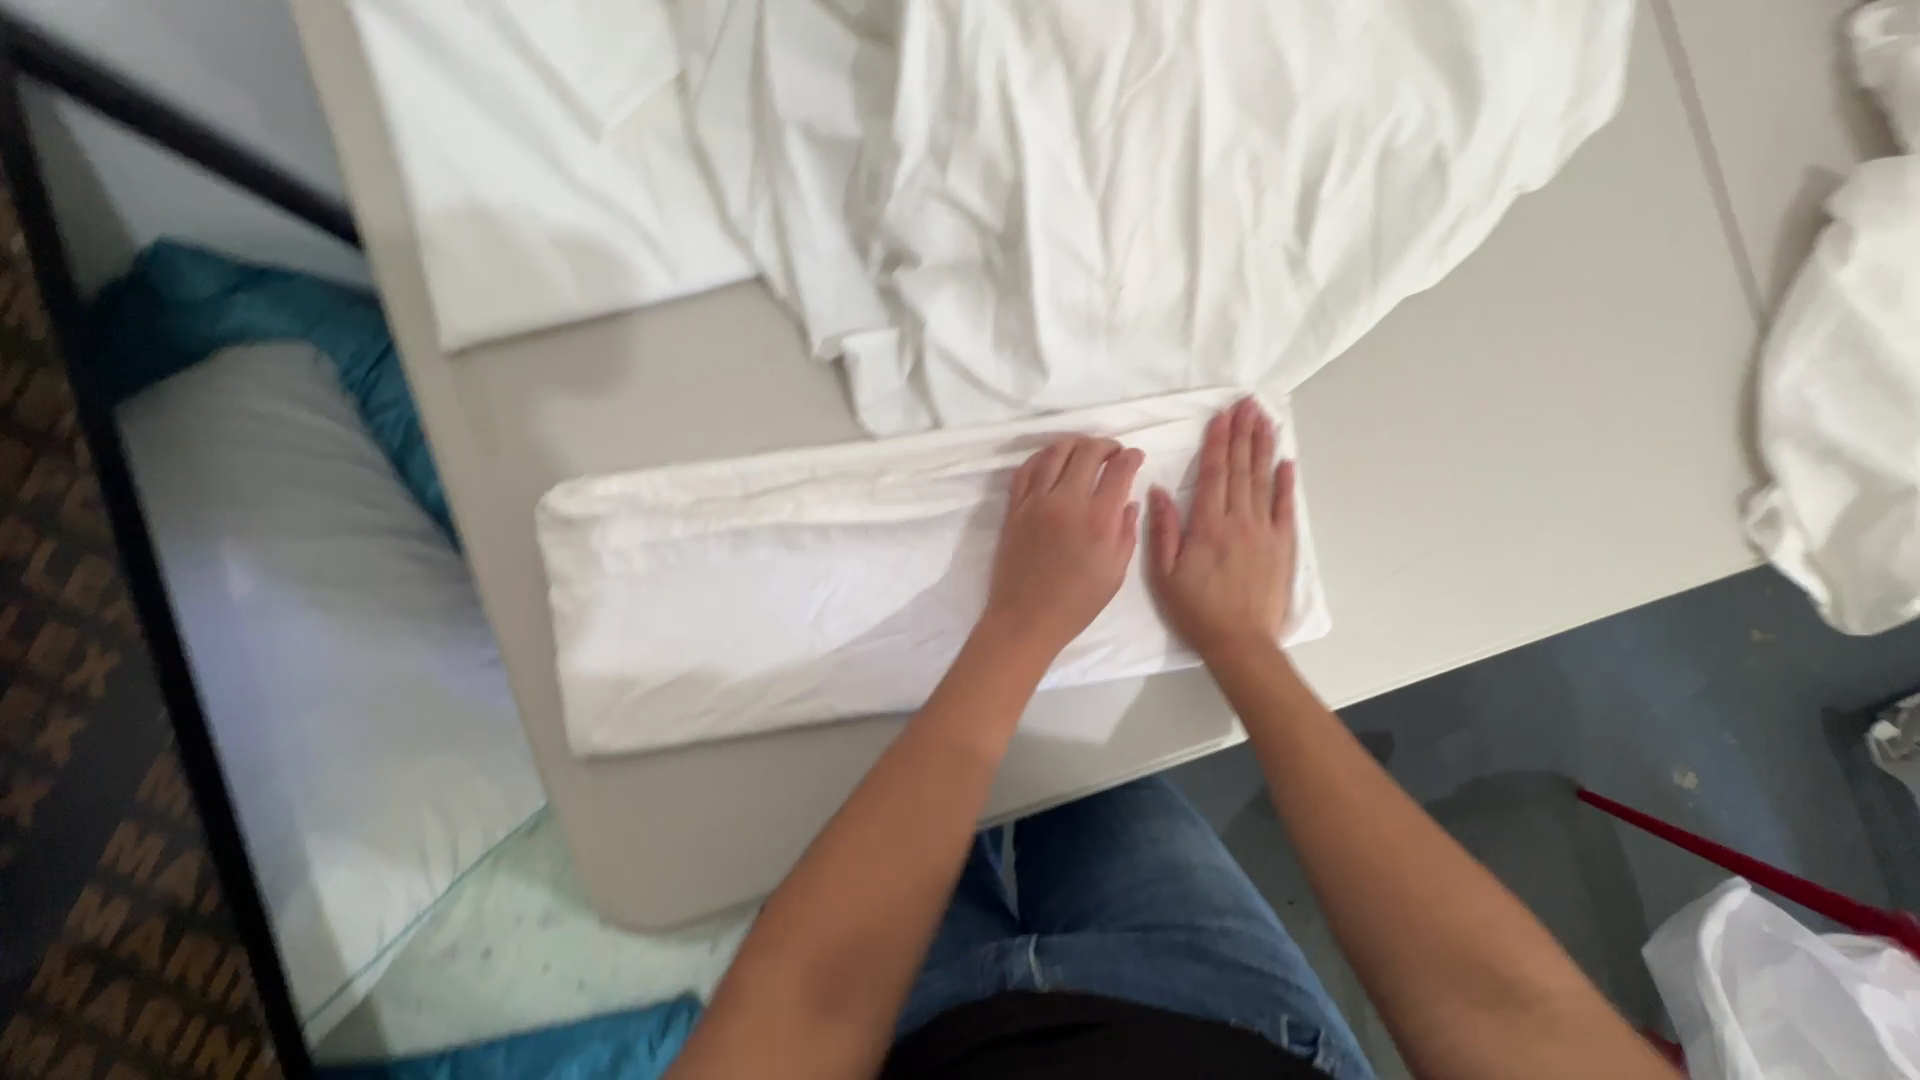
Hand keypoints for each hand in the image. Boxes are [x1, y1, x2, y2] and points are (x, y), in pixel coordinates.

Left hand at [981, 435, 1143, 657]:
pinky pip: (1027, 469)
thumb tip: (1129, 502)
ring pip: (1055, 453)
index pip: (1119, 470)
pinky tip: (1053, 459)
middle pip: (1087, 452)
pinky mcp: (1015, 508)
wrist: (1026, 618)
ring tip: (1085, 449)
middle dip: (1106, 445)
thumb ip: (1126, 532)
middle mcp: (1067, 502)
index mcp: (1098, 519)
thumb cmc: (1077, 603)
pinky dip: (1042, 456)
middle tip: (1114, 451)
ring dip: (1075, 443)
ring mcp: (1036, 502)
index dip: (1132, 457)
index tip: (1136, 457)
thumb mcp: (1115, 572)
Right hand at [1147, 397, 1296, 659]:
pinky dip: (1286, 483)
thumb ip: (1162, 530)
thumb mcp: (1163, 574)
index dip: (1217, 441)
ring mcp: (1265, 532)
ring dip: (1263, 448)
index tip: (1222, 415)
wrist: (1240, 643)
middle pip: (1241, 468)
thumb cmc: (1195, 611)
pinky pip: (1285, 508)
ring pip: (1263, 480)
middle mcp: (1239, 521)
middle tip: (1248, 403)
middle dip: (1242, 433)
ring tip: (1265, 419)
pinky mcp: (1283, 547)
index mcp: (1208, 526)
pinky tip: (1286, 462)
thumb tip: (1158, 491)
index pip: (1213, 473)